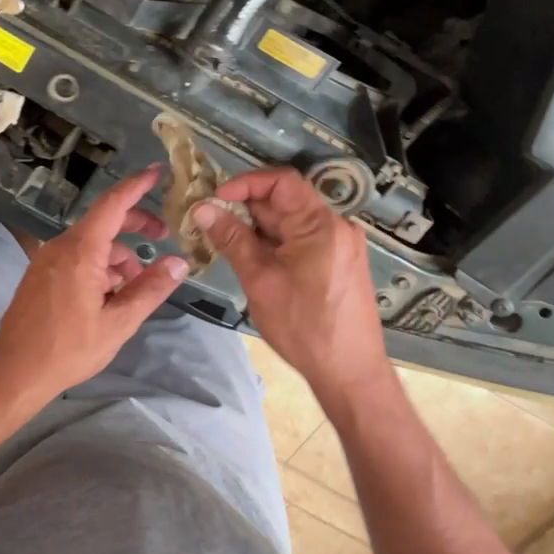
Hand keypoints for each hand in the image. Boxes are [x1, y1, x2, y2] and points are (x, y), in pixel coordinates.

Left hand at [0, 166, 188, 397]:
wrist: (16, 370)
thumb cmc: (69, 348)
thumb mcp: (118, 322)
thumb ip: (150, 289)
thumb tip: (180, 262)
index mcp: (81, 251)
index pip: (112, 204)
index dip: (136, 185)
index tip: (157, 171)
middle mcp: (61, 246)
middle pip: (103, 220)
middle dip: (135, 222)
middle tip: (163, 233)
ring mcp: (48, 259)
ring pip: (91, 242)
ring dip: (118, 253)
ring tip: (137, 282)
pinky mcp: (41, 273)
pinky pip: (77, 256)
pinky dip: (99, 263)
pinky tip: (111, 291)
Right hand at [193, 168, 386, 393]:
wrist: (351, 373)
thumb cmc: (305, 327)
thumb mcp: (260, 281)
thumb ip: (232, 239)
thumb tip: (202, 209)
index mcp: (321, 224)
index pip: (281, 181)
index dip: (245, 183)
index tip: (216, 200)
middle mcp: (336, 226)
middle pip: (285, 200)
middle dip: (246, 207)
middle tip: (211, 223)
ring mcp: (341, 244)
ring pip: (291, 221)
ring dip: (258, 227)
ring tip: (226, 242)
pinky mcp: (340, 261)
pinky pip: (302, 238)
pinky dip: (275, 242)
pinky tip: (253, 259)